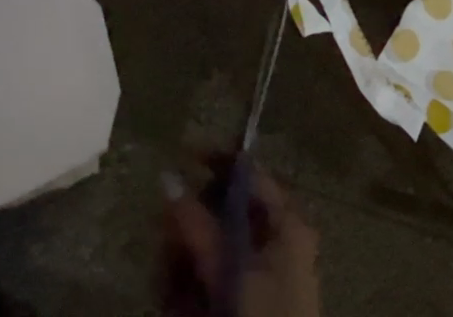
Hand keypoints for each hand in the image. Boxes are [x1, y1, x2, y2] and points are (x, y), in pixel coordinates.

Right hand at [165, 169, 319, 316]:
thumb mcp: (229, 270)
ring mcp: (257, 272)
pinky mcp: (240, 298)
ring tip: (170, 289)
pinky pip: (204, 276)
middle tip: (165, 241)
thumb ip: (198, 225)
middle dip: (186, 226)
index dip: (215, 157)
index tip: (179, 152)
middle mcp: (274, 241)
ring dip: (180, 261)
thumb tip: (167, 177)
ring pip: (205, 244)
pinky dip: (184, 286)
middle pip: (219, 209)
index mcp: (286, 225)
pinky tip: (176, 305)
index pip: (249, 172)